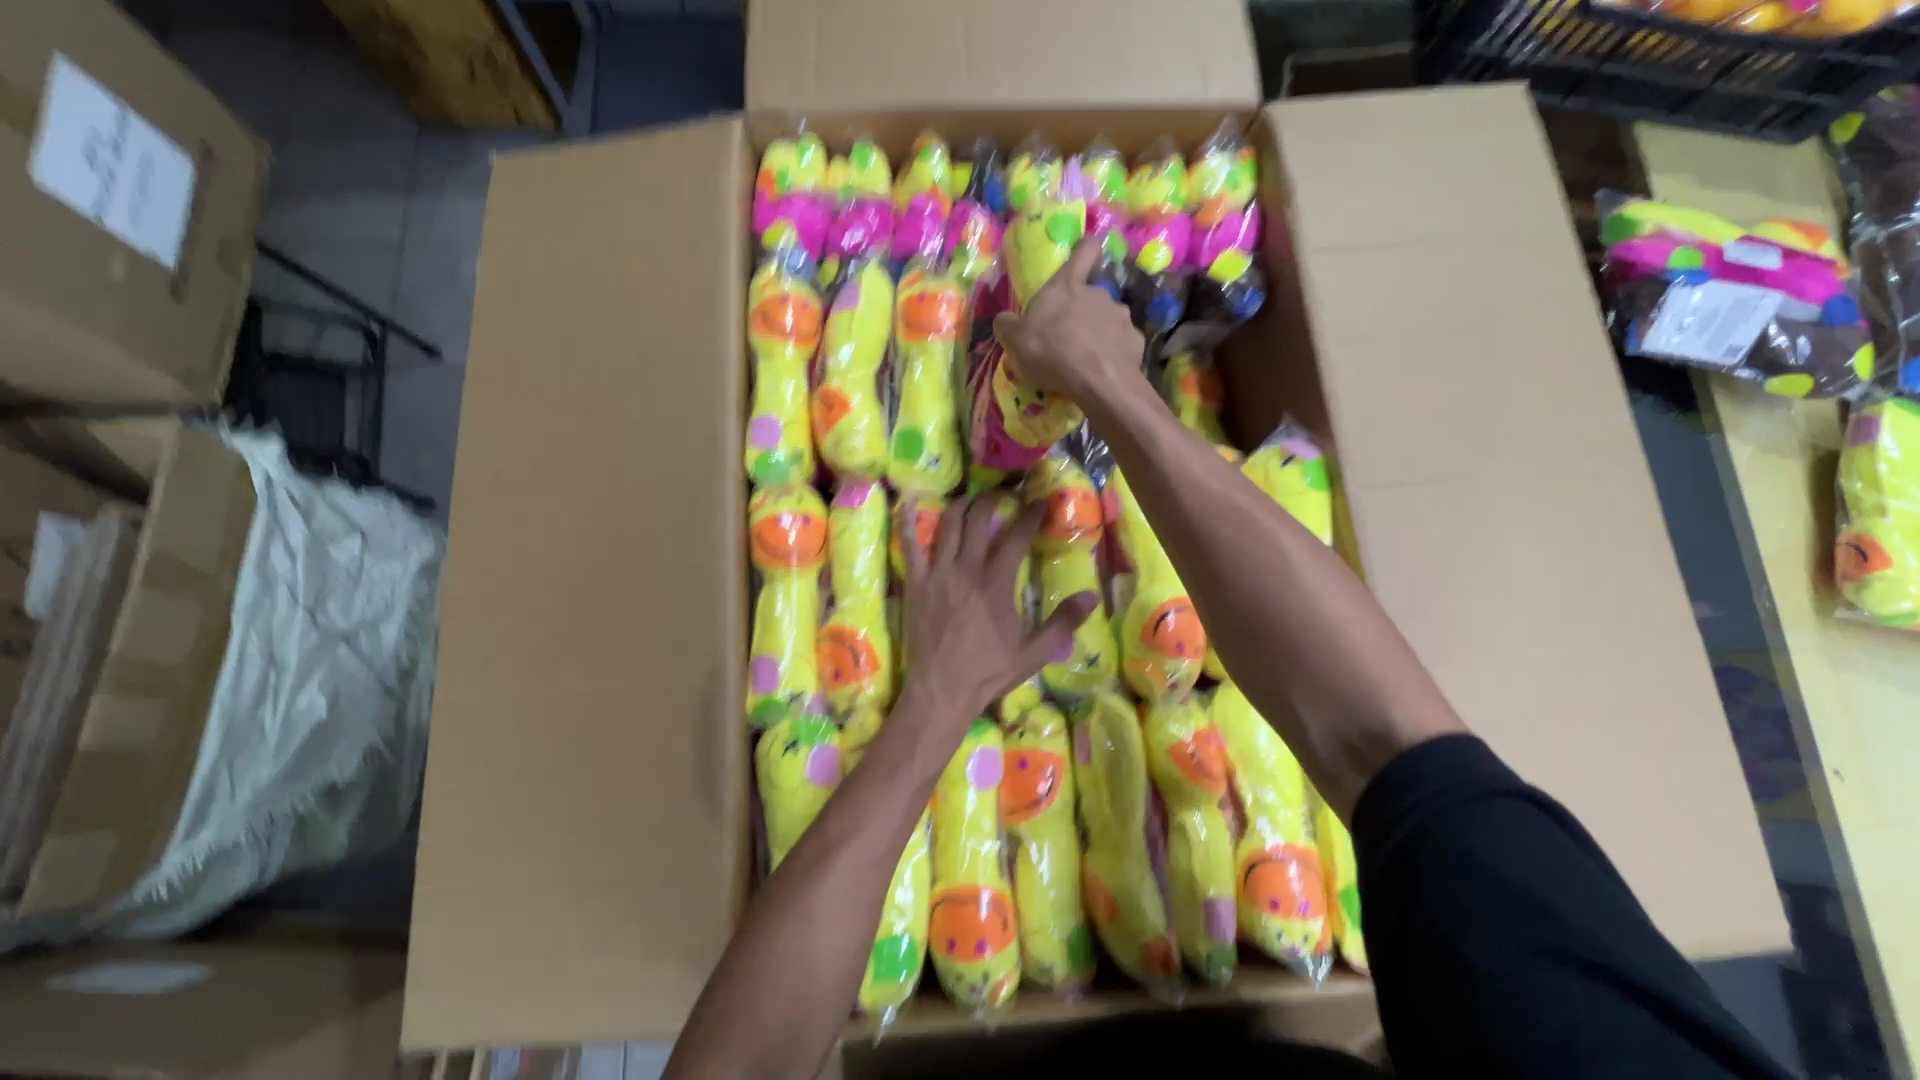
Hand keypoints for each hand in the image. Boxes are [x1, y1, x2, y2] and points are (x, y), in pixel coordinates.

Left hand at [899, 494, 1096, 725]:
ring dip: (961, 504)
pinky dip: (908, 520)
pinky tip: (908, 500)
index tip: (1039, 500)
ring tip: (971, 497)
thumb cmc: (988, 672)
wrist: (941, 690)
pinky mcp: (916, 583)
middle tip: (1003, 492)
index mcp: (997, 584)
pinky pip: (910, 545)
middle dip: (993, 499)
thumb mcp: (1034, 652)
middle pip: (979, 520)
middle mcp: (967, 570)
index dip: (1030, 514)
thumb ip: (1063, 622)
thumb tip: (1091, 596)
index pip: (1017, 536)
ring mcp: (938, 574)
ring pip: (948, 525)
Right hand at [992, 238, 1146, 403]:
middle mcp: (1098, 293)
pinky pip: (1121, 342)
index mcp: (1068, 286)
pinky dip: (1113, 352)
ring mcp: (1120, 316)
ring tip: (1086, 357)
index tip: (1084, 254)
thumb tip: (1004, 320)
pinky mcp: (1135, 340)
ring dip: (1099, 332)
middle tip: (1068, 335)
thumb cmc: (1052, 352)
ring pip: (1108, 318)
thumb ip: (1008, 326)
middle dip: (1082, 309)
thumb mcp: (1015, 340)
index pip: (1085, 250)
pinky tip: (1103, 369)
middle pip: (1092, 292)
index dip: (1086, 248)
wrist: (1099, 381)